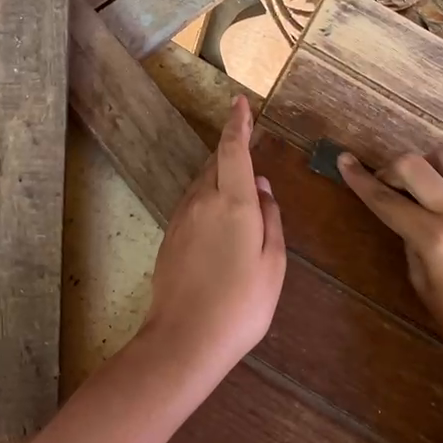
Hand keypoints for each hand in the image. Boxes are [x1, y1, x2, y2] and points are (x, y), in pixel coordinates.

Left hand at [140, 96, 285, 374]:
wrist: (184, 340)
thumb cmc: (241, 305)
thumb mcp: (272, 264)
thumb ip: (270, 219)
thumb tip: (261, 186)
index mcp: (232, 202)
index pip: (233, 149)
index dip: (237, 123)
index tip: (240, 102)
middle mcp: (202, 201)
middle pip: (216, 163)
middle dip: (232, 150)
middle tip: (249, 145)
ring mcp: (182, 218)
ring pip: (203, 184)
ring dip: (220, 176)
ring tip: (240, 188)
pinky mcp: (170, 237)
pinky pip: (194, 204)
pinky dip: (209, 198)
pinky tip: (221, 220)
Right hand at [337, 147, 442, 381]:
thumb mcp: (423, 287)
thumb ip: (409, 243)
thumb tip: (403, 216)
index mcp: (435, 239)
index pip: (387, 199)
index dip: (360, 179)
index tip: (344, 160)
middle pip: (413, 163)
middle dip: (389, 169)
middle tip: (384, 187)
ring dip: (423, 164)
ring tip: (416, 188)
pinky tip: (440, 200)